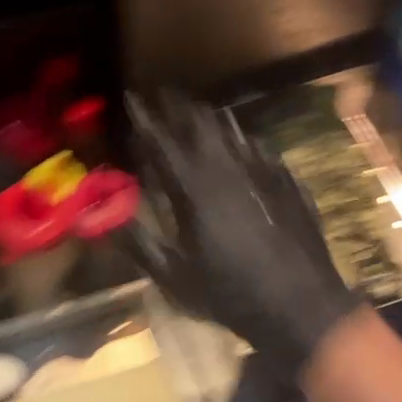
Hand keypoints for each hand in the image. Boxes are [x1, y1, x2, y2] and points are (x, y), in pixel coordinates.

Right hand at [126, 93, 361, 382]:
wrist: (298, 304)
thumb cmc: (229, 296)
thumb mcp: (175, 278)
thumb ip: (138, 243)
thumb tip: (102, 219)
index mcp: (195, 189)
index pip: (162, 141)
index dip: (145, 120)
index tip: (132, 100)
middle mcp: (228, 167)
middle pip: (199, 124)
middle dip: (177, 107)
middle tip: (162, 97)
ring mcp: (263, 170)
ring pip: (231, 129)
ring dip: (208, 117)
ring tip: (195, 111)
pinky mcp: (287, 180)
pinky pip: (257, 147)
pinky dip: (239, 139)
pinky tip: (239, 144)